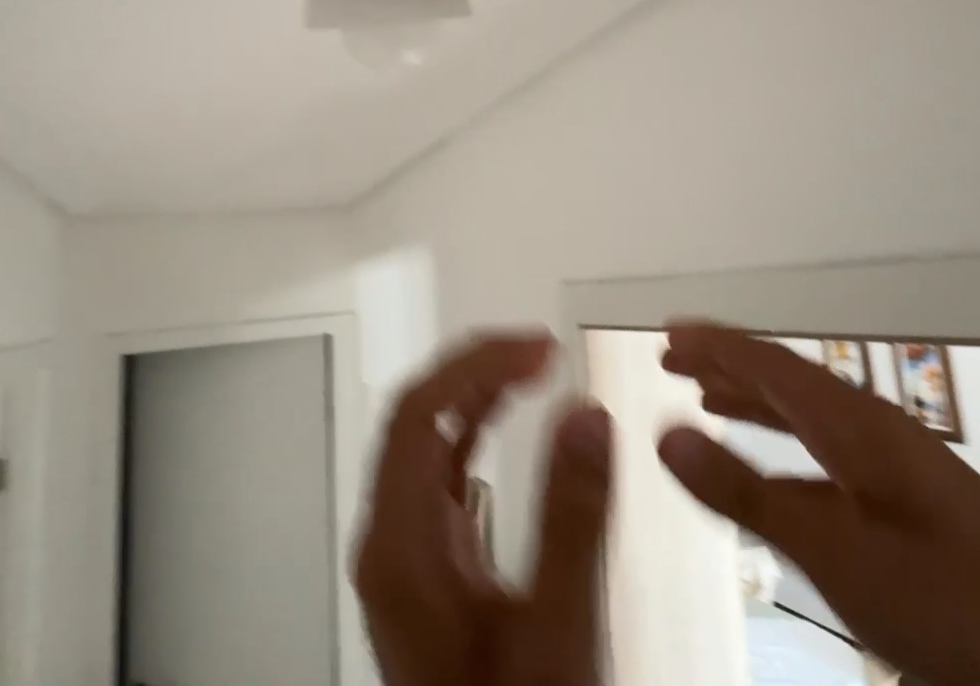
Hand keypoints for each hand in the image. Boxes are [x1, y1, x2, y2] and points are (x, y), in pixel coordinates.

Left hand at [353, 331, 613, 685]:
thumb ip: (570, 519)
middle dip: (475, 371)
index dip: (472, 367)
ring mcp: (411, 551)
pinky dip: (477, 432)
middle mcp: (393, 540)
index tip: (537, 350)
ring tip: (531, 366)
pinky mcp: (436, 563)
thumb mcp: (553, 630)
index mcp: (400, 548)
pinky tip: (507, 416)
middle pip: (415, 421)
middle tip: (540, 349)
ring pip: (428, 443)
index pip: (415, 418)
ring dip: (475, 395)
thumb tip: (586, 414)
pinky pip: (446, 473)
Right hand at [658, 320, 979, 685]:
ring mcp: (895, 466)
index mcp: (857, 425)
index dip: (716, 344)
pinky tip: (771, 471)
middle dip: (727, 365)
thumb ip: (747, 492)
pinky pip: (827, 455)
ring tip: (707, 394)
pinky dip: (786, 448)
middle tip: (672, 357)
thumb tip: (667, 434)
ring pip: (808, 417)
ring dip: (754, 401)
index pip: (772, 364)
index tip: (668, 331)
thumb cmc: (949, 600)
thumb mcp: (833, 551)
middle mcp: (875, 430)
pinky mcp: (906, 503)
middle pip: (788, 380)